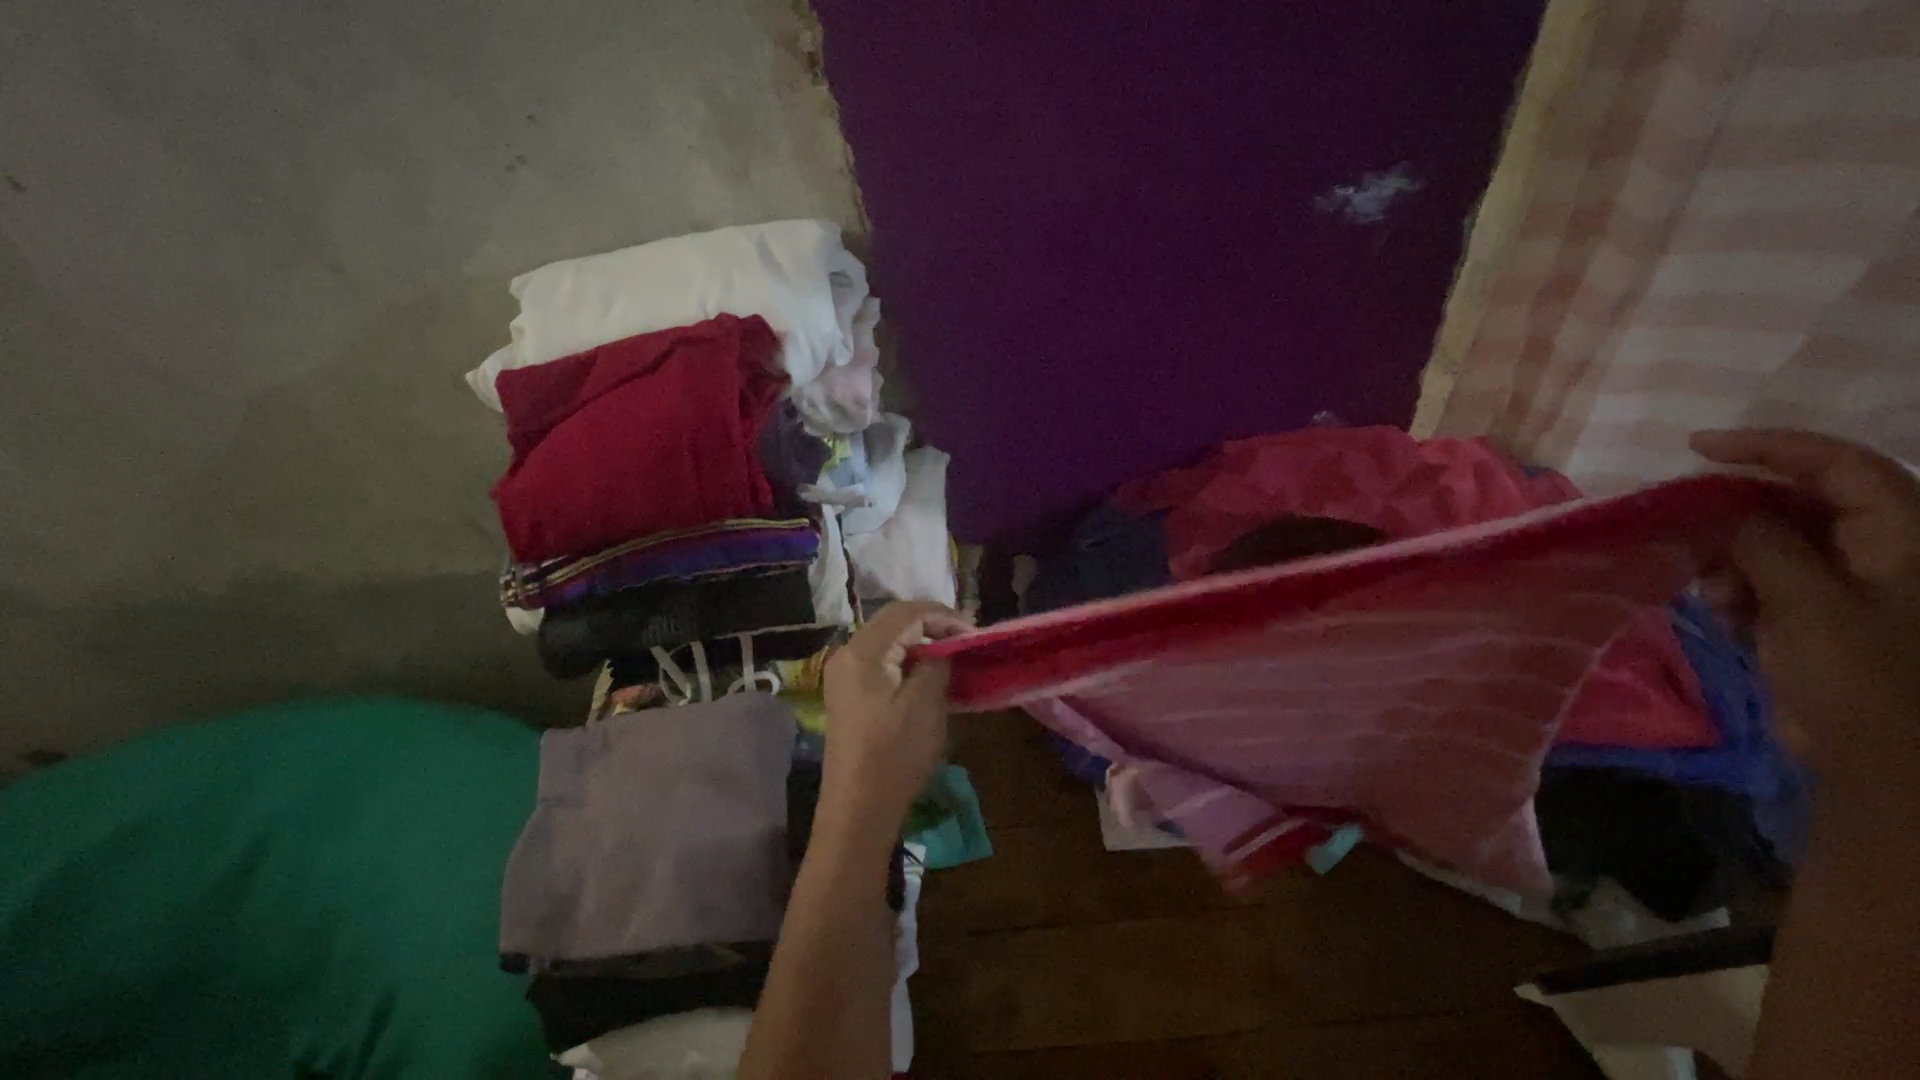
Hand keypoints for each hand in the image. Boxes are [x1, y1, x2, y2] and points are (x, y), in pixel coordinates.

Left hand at [819, 601, 972, 838]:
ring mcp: (843, 675)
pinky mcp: (848, 694)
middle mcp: (846, 654)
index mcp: (862, 652)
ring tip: (954, 655)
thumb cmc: (895, 755)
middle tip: (967, 639)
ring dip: (921, 641)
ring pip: (887, 640)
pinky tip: (930, 674)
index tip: (975, 633)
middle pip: (893, 621)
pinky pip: (880, 661)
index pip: (906, 612)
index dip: (944, 616)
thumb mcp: (926, 704)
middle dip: (932, 624)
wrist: (858, 808)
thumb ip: (936, 664)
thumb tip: (943, 648)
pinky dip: (907, 659)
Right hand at [1691, 429, 1919, 804]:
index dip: (1770, 446)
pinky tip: (1728, 614)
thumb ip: (1766, 545)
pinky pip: (1772, 581)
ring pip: (1778, 543)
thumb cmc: (1864, 679)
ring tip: (1715, 593)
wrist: (1884, 765)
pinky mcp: (1825, 616)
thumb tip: (1725, 506)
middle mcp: (1885, 550)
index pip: (1839, 465)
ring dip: (1734, 560)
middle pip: (1802, 501)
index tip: (1698, 447)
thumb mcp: (1810, 605)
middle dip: (1739, 514)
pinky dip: (1742, 590)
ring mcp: (1855, 585)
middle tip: (1685, 526)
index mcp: (1906, 536)